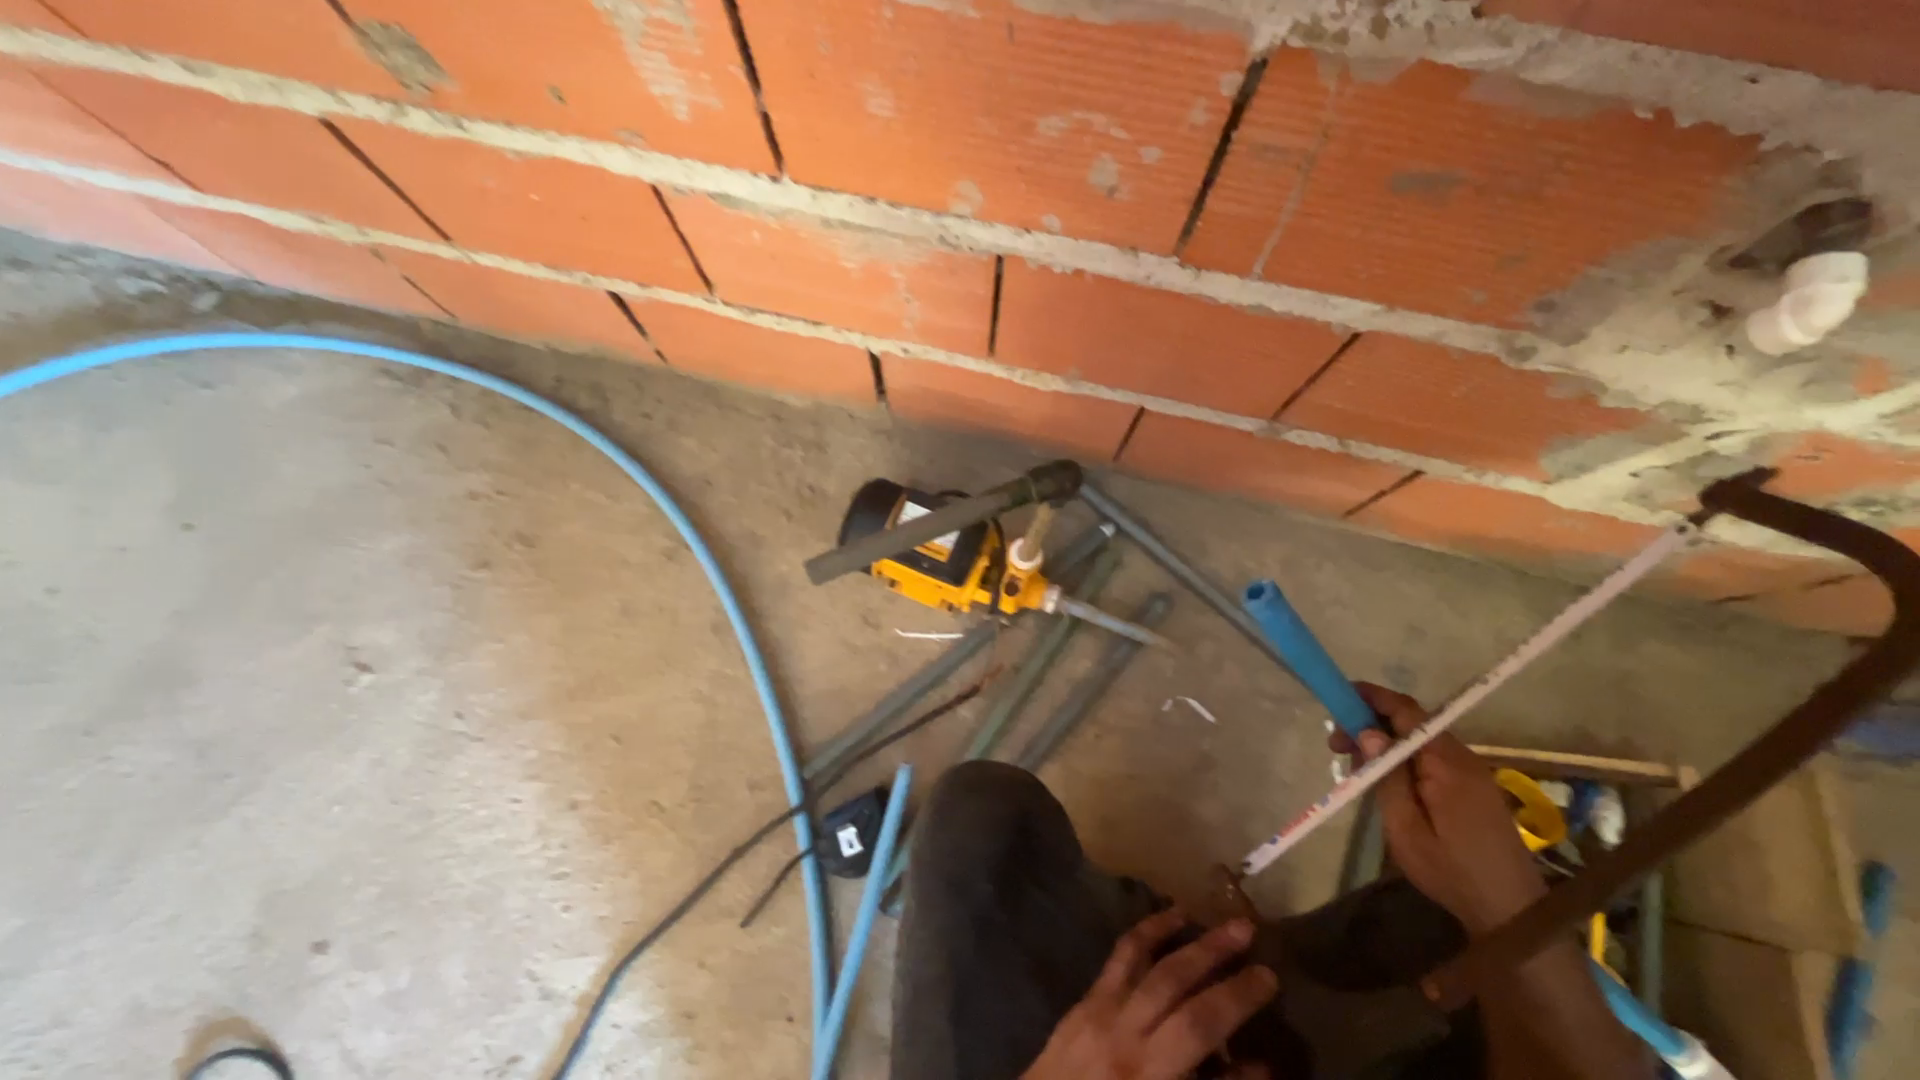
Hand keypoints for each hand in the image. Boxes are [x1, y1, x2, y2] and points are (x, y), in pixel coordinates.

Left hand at [1022, 909, 1278, 1079]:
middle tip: (1249, 929)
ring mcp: (1099, 1010)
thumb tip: (1260, 1065)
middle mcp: (1123, 1033)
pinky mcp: (1085, 1001)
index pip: (1198, 1024)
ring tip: (1209, 914)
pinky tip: (1168, 919)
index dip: (1236, 998)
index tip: (1270, 976)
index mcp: (1149, 1071)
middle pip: (1172, 981)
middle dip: (1212, 953)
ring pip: (1143, 960)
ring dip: (1180, 934)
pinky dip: (1145, 934)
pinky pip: (1118, 958)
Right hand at [1332, 683, 1545, 935]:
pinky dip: (1403, 758)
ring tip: (1356, 766)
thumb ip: (1387, 776)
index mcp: (1446, 763)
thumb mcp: (1405, 828)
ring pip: (1421, 740)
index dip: (1372, 698)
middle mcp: (1462, 758)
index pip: (1407, 711)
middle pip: (1413, 722)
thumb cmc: (1450, 870)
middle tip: (1337, 746)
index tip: (1338, 699)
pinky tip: (1386, 780)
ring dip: (1385, 742)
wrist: (1511, 910)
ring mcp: (1471, 772)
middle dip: (1371, 723)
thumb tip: (1368, 731)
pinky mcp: (1473, 787)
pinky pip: (1432, 758)